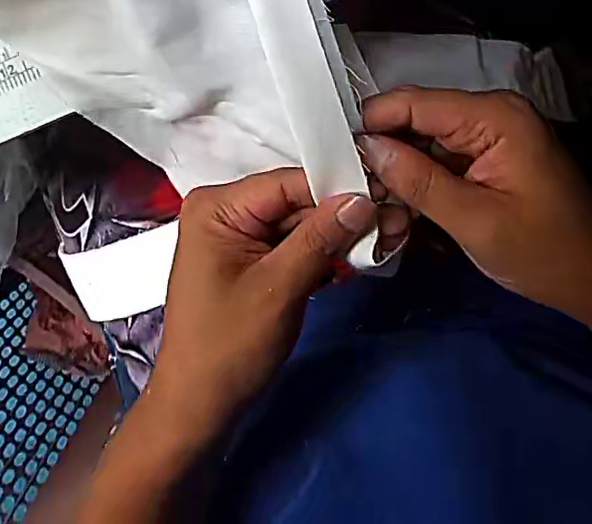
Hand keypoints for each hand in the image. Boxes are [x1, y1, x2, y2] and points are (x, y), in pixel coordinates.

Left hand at [143, 169, 379, 438]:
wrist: (197, 408)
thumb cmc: (227, 348)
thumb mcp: (278, 289)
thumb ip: (319, 239)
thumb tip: (362, 199)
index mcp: (217, 206)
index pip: (286, 183)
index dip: (336, 186)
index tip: (383, 191)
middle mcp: (224, 209)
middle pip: (294, 200)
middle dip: (342, 213)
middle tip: (394, 217)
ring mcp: (237, 233)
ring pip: (298, 221)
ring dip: (338, 233)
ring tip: (387, 233)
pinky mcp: (250, 256)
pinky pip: (292, 242)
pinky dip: (322, 250)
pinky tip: (359, 253)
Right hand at [359, 87, 591, 323]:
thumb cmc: (547, 253)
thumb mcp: (475, 221)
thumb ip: (417, 180)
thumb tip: (366, 147)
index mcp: (494, 115)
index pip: (414, 103)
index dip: (372, 124)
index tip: (339, 156)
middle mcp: (490, 111)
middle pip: (415, 118)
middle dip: (384, 151)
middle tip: (356, 189)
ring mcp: (490, 130)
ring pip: (422, 137)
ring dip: (399, 169)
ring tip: (377, 203)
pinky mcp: (488, 152)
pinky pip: (439, 154)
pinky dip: (419, 178)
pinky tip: (403, 206)